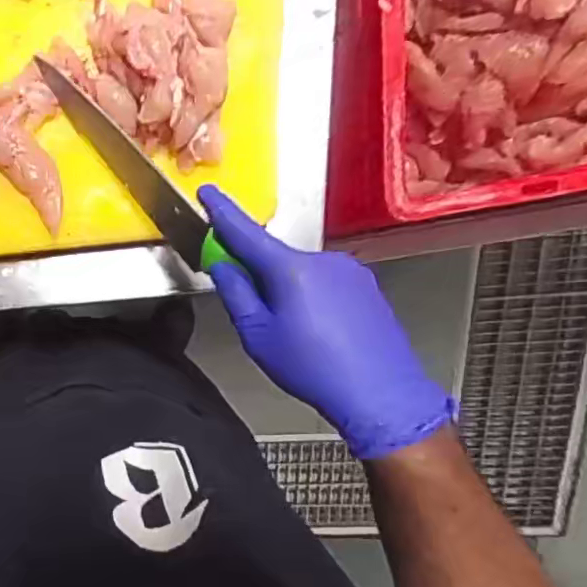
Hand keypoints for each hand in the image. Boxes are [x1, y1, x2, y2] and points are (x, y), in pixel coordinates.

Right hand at [200, 185, 454, 459]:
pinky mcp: (364, 286)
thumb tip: (223, 265)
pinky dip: (309, 299)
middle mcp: (323, 260)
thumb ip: (236, 293)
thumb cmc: (313, 368)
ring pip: (299, 273)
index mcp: (291, 269)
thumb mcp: (257, 335)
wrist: (379, 391)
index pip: (246, 233)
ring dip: (283, 292)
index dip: (222, 213)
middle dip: (255, 275)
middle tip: (249, 313)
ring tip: (288, 335)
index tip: (208, 194)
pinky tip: (313, 332)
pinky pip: (324, 283)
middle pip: (273, 257)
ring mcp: (348, 271)